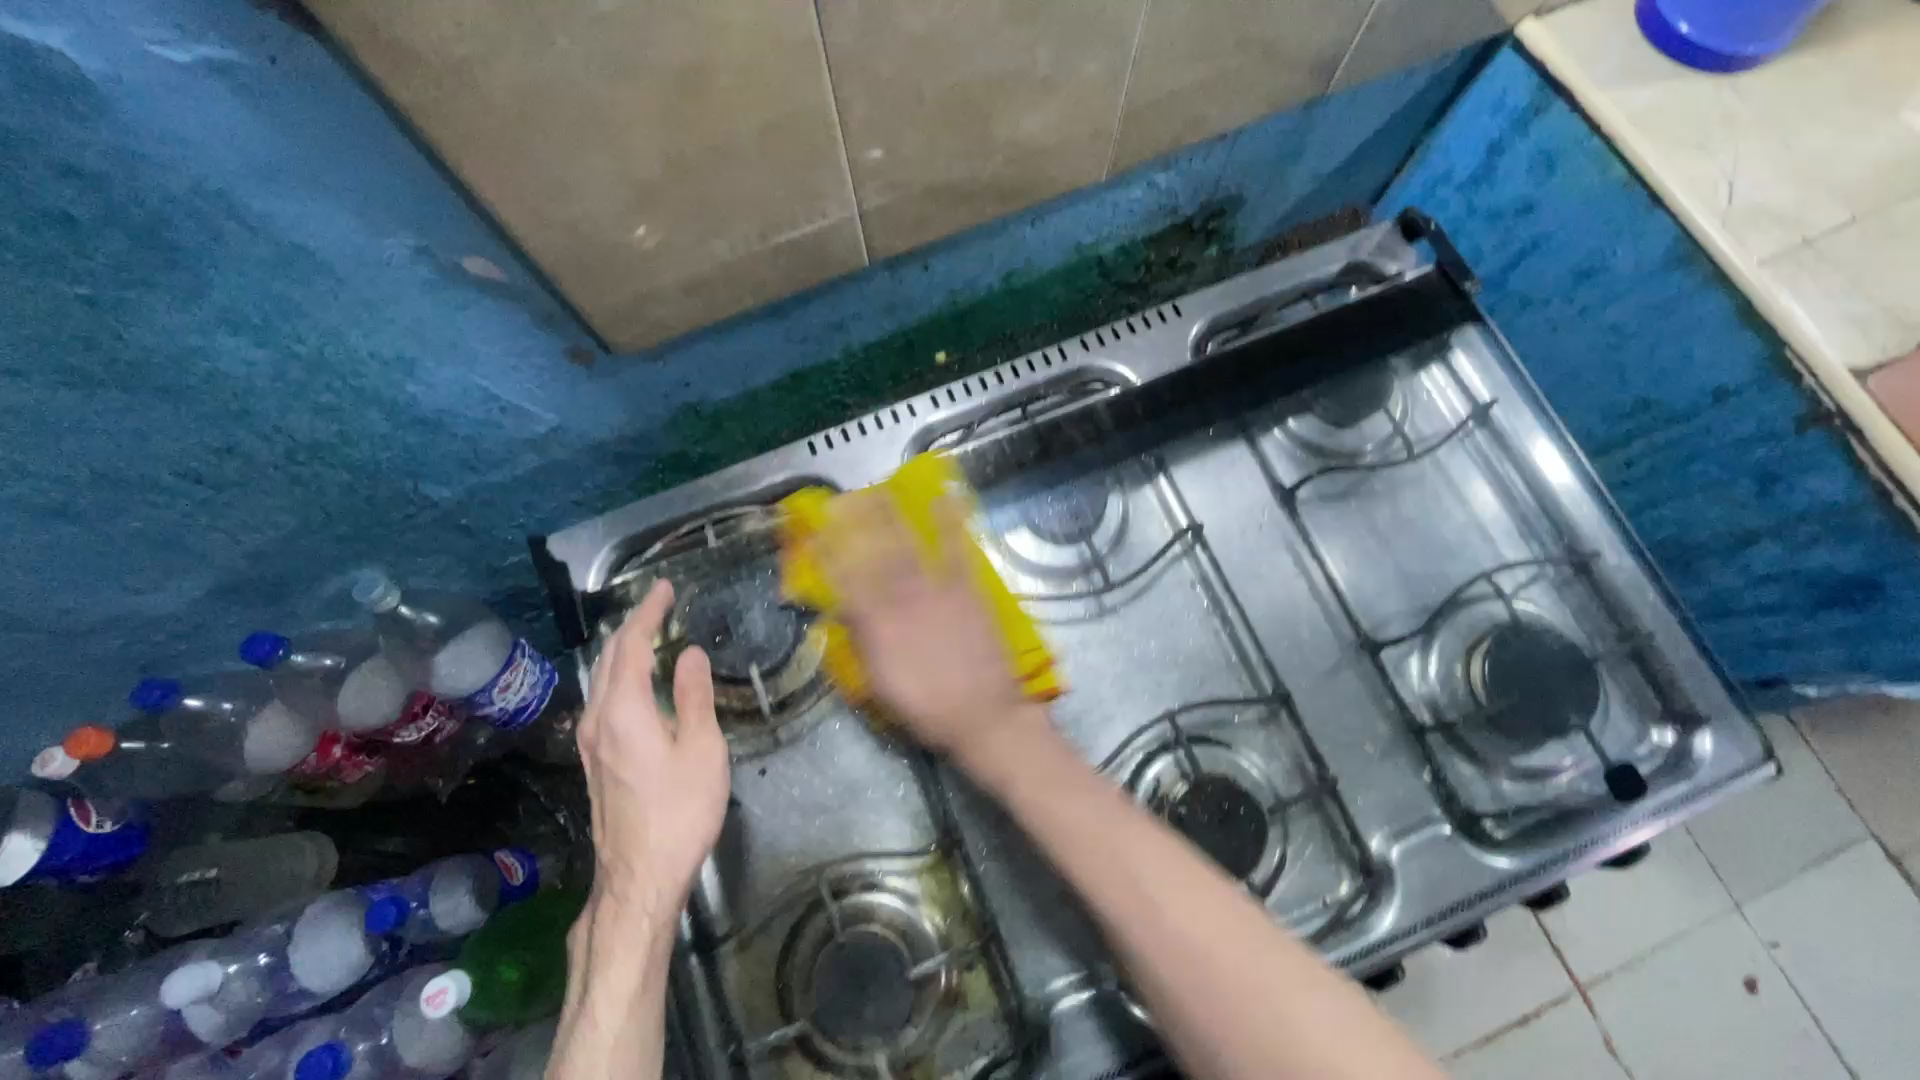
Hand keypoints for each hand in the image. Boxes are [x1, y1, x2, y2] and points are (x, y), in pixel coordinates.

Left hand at [576, 579, 730, 924]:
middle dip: (632, 626)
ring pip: (601, 679)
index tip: (664, 588)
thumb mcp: (702, 750)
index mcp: (624, 710)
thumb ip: (695, 696)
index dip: (648, 612)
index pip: (631, 645)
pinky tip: (639, 682)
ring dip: (624, 650)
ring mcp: (590, 742)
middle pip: (608, 658)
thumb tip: (689, 654)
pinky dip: (621, 676)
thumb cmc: (680, 812)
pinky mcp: (594, 760)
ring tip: (651, 634)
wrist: (640, 876)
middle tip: (660, 605)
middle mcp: (597, 719)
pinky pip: (604, 699)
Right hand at [819, 490, 1040, 761]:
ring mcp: (937, 592)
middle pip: (872, 555)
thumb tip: (840, 611)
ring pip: (908, 546)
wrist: (984, 716)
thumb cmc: (927, 709)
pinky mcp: (969, 590)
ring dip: (891, 516)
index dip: (825, 556)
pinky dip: (951, 523)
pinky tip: (945, 499)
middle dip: (854, 525)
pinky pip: (958, 551)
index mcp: (877, 627)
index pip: (843, 582)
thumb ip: (859, 645)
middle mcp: (902, 601)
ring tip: (878, 491)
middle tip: (841, 499)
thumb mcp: (879, 687)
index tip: (812, 534)